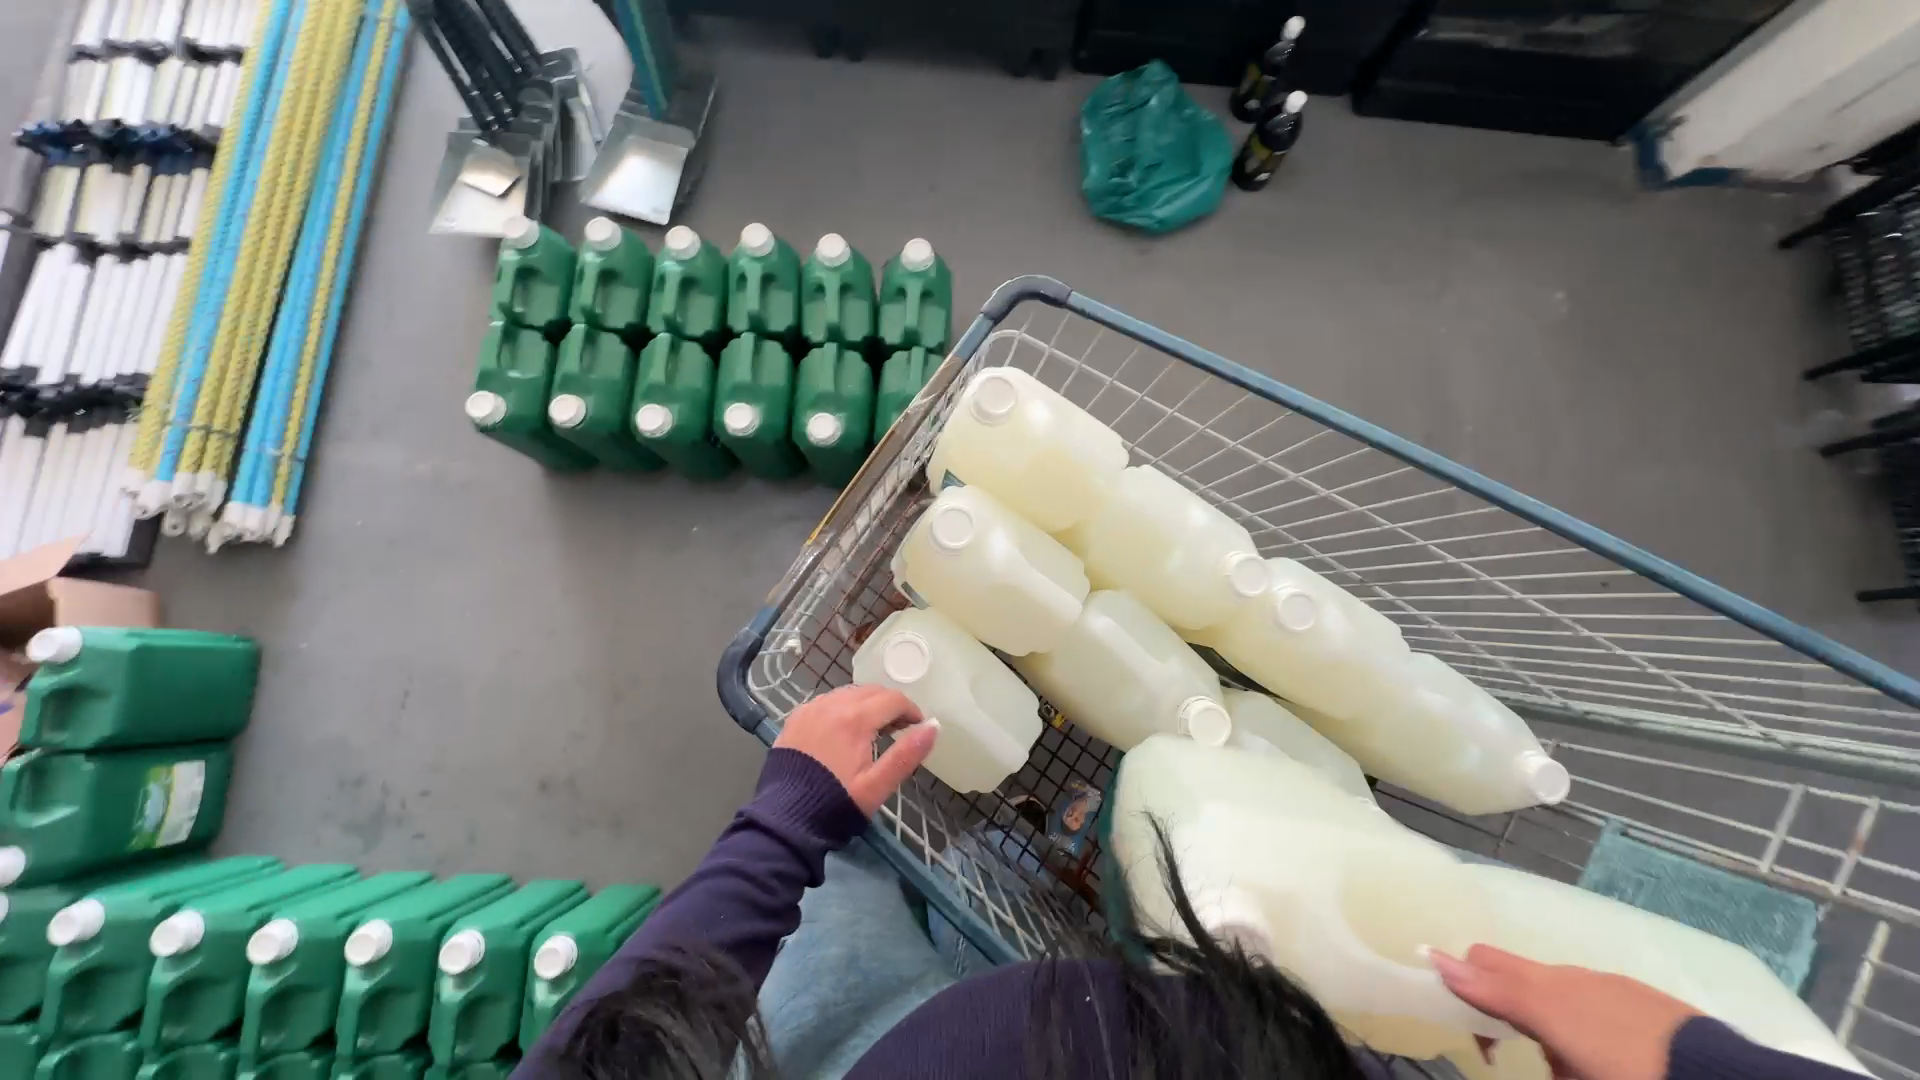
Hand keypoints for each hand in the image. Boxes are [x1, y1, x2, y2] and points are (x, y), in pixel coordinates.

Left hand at [774, 685, 937, 815]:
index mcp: (856, 719)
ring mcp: (811, 709)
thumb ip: (907, 754)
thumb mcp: (877, 786)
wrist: (786, 819)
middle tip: (897, 729)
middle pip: (871, 691)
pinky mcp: (796, 718)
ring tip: (872, 731)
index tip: (917, 726)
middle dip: (889, 705)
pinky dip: (842, 708)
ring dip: (866, 705)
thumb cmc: (836, 804)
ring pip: (848, 693)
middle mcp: (833, 704)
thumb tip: (933, 726)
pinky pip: (827, 702)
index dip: (911, 710)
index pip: (893, 699)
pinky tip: (843, 730)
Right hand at [1430, 945, 1700, 1079]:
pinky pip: (1589, 999)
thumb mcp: (1559, 1053)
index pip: (1478, 966)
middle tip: (1510, 1049)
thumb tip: (1432, 956)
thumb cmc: (1628, 1068)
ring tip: (1573, 1067)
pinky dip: (1581, 1021)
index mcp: (1541, 988)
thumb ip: (1496, 997)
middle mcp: (1564, 977)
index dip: (1462, 991)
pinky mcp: (1637, 998)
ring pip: (1551, 990)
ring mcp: (1602, 985)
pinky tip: (1608, 1056)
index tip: (1480, 1044)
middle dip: (1499, 1003)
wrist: (1721, 1077)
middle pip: (1510, 974)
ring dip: (1543, 1019)